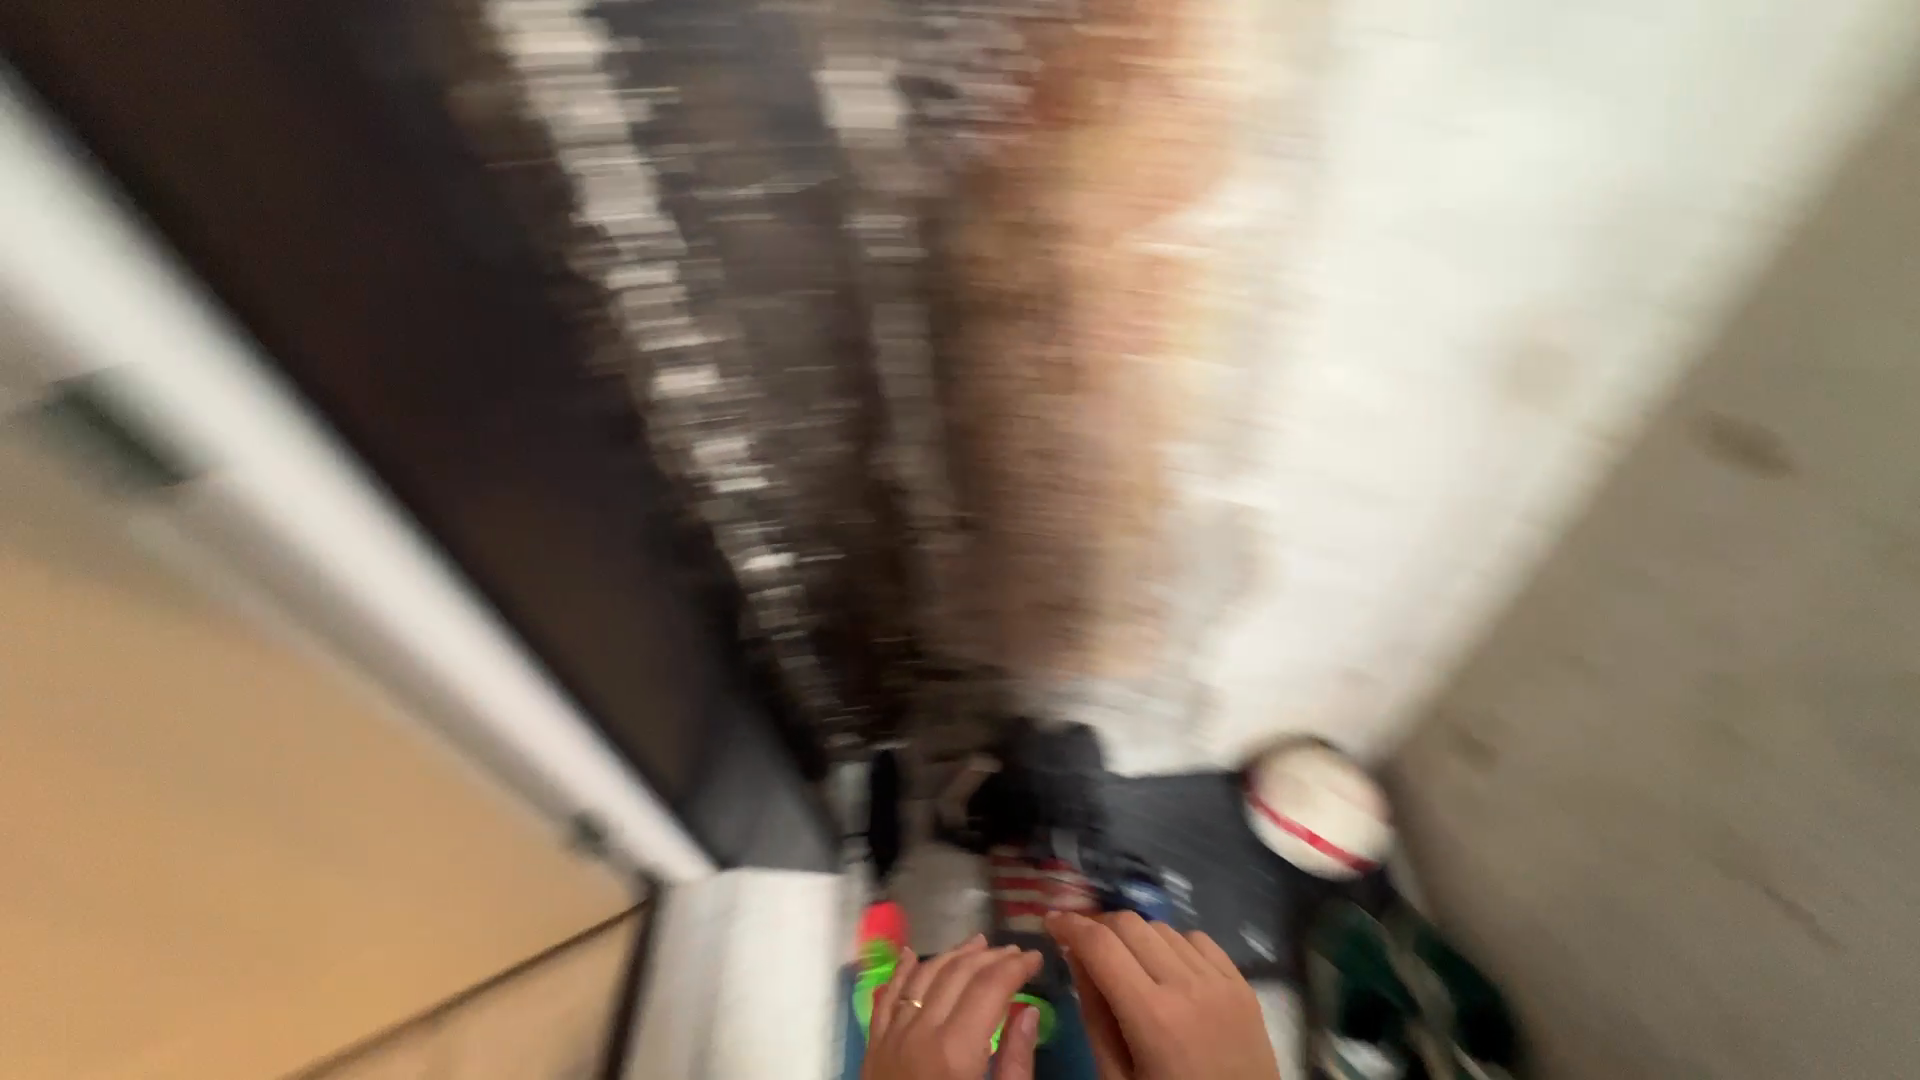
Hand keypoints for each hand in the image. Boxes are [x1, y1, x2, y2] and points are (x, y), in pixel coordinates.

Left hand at [864, 934, 1045, 1079]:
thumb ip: (1014, 1063)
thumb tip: (1026, 1011)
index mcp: (956, 1049)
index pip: (990, 985)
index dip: (1016, 965)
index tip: (1036, 957)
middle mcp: (921, 1030)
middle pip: (958, 973)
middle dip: (990, 956)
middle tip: (1015, 953)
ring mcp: (892, 1036)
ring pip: (923, 976)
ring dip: (952, 955)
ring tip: (977, 944)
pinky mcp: (873, 1049)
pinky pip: (886, 997)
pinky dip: (901, 971)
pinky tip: (912, 955)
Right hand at [1045, 911, 1280, 1079]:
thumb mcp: (1117, 1078)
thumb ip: (1093, 1014)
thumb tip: (1075, 955)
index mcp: (1152, 1017)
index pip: (1100, 945)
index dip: (1070, 925)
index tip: (1051, 921)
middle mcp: (1186, 986)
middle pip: (1129, 924)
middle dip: (1098, 926)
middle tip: (1083, 943)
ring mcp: (1219, 982)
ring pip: (1162, 927)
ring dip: (1135, 936)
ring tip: (1126, 961)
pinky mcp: (1242, 984)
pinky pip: (1197, 939)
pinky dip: (1172, 943)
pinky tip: (1167, 968)